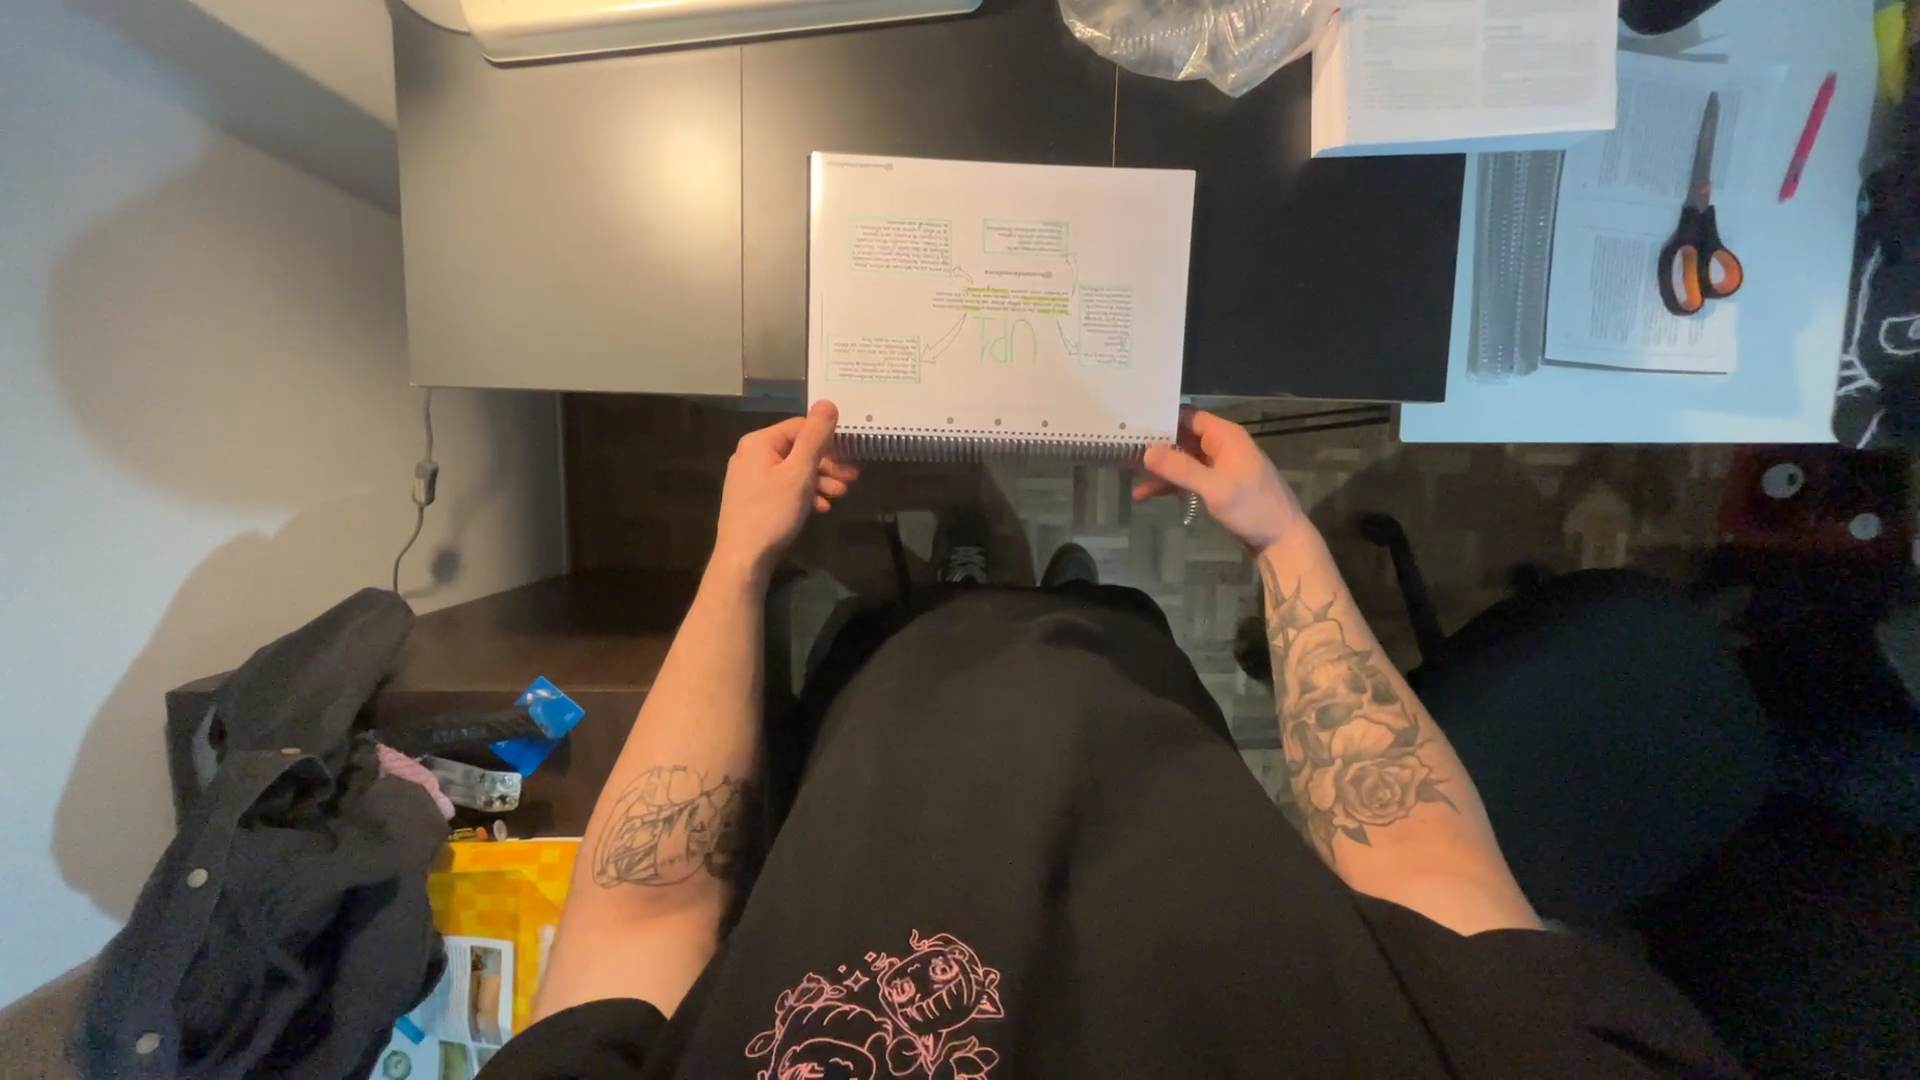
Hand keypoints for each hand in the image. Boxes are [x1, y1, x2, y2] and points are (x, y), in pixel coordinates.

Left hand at [712, 400, 857, 583]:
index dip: (827, 441)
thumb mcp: (799, 472)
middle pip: (798, 450)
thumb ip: (815, 437)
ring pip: (794, 470)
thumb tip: (827, 402)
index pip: (800, 427)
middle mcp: (751, 455)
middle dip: (827, 464)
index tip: (850, 458)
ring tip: (839, 496)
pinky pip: (785, 487)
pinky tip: (820, 508)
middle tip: (851, 480)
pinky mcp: (754, 498)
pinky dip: (805, 494)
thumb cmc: (772, 512)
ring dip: (820, 481)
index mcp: (759, 442)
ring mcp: (751, 478)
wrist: (744, 557)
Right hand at [1134, 406, 1306, 553]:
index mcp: (1225, 437)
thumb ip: (1181, 469)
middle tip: (1122, 449)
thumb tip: (1146, 451)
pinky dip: (1168, 484)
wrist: (1281, 539)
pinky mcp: (1215, 485)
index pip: (1189, 416)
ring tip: (1128, 473)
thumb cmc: (1252, 508)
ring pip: (1182, 459)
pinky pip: (1187, 478)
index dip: (1162, 418)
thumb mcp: (1214, 488)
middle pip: (1182, 437)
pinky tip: (1145, 494)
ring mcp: (1218, 466)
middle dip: (1155, 444)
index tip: (1133, 424)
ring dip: (1159, 468)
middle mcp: (1221, 446)